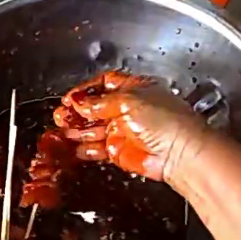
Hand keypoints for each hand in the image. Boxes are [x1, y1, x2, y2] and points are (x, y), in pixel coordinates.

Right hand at [56, 72, 214, 183]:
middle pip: (94, 108)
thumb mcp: (129, 102)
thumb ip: (99, 102)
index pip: (103, 85)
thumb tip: (78, 101)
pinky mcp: (120, 150)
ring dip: (76, 130)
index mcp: (134, 90)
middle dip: (75, 112)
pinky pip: (96, 148)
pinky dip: (83, 148)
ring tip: (61, 132)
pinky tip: (71, 147)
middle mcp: (128, 109)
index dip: (85, 91)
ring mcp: (123, 130)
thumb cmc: (168, 122)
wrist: (179, 155)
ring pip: (92, 129)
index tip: (69, 98)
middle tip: (61, 116)